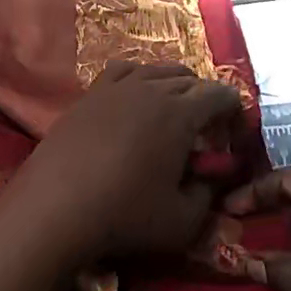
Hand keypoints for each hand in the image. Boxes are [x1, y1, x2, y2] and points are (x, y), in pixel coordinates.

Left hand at [0, 61, 242, 266]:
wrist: (55, 204)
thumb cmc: (125, 214)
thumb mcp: (184, 220)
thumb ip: (208, 193)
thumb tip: (211, 175)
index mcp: (180, 112)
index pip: (220, 94)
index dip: (234, 111)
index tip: (233, 136)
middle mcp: (150, 87)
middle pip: (189, 79)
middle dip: (206, 100)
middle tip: (206, 131)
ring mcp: (116, 85)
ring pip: (157, 70)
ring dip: (174, 86)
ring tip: (174, 114)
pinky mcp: (90, 92)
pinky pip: (123, 71)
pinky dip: (139, 79)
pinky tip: (135, 99)